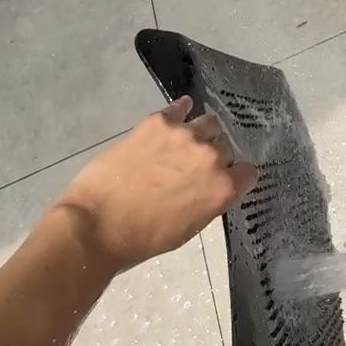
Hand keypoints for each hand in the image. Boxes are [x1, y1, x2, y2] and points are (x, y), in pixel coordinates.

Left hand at [54, 96, 257, 272]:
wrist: (97, 224)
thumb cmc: (143, 238)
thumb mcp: (188, 228)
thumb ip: (208, 201)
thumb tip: (210, 186)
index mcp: (222, 188)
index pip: (248, 172)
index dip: (237, 177)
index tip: (225, 180)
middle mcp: (210, 156)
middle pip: (225, 148)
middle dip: (213, 158)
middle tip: (192, 169)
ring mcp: (185, 134)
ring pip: (208, 124)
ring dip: (200, 134)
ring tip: (183, 145)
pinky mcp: (158, 122)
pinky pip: (179, 107)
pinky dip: (181, 111)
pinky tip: (177, 115)